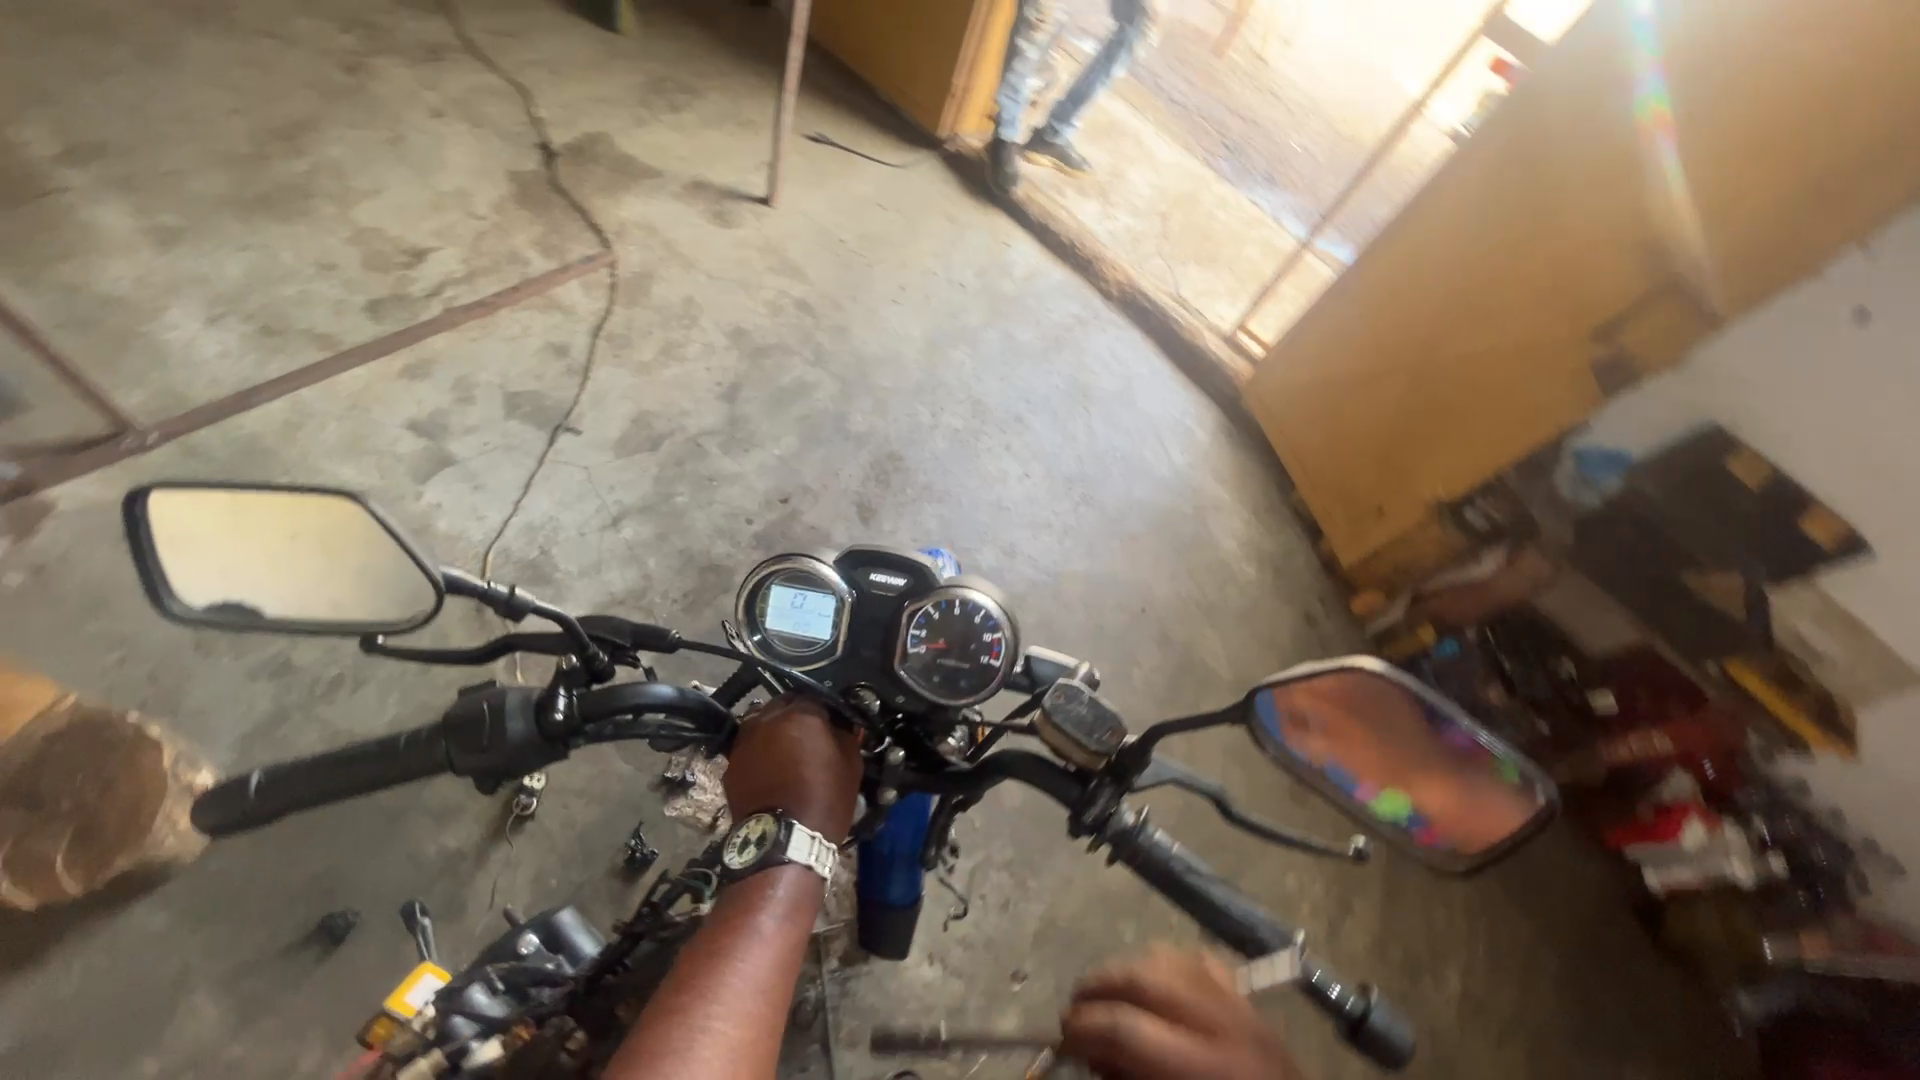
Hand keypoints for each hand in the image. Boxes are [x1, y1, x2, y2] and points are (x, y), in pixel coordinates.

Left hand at [723, 694, 862, 842]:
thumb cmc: (824, 800)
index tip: (831, 726)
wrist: (782, 843)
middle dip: (796, 715)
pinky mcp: (730, 764)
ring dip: (774, 729)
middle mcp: (768, 719)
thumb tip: (841, 725)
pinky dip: (759, 752)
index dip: (825, 712)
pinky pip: (748, 748)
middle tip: (808, 736)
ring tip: (785, 751)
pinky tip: (769, 770)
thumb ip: (846, 735)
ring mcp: (744, 741)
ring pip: (761, 722)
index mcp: (801, 714)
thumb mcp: (851, 765)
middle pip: (784, 705)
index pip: (816, 698)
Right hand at [1060, 947, 1303, 1079]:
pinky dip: (1168, 967)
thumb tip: (1088, 1055)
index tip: (1060, 1042)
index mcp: (1202, 1067)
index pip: (1125, 1027)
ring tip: (1108, 999)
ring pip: (1168, 958)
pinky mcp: (1249, 1001)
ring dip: (1128, 972)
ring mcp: (1240, 1005)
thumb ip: (1125, 1079)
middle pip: (1142, 978)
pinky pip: (1200, 963)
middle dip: (1096, 989)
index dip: (1082, 1029)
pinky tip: (1154, 988)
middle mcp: (1222, 1024)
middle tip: (1074, 1014)